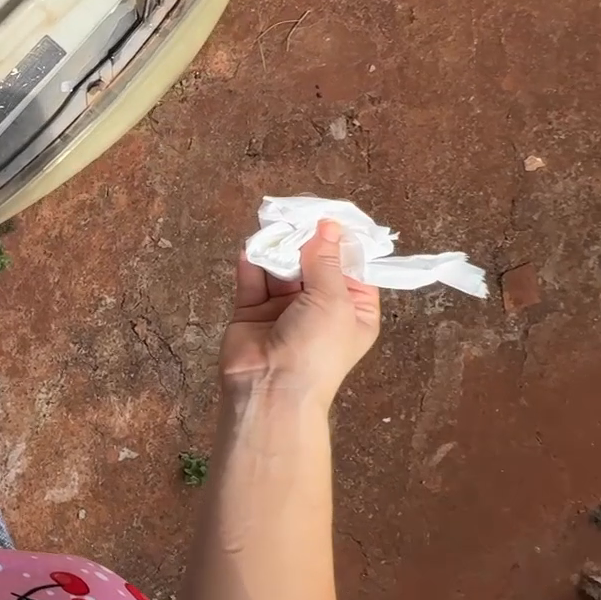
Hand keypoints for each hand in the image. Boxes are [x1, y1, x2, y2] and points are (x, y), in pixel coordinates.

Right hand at [223, 220, 381, 409]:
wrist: (270, 383)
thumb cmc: (316, 347)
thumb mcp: (332, 302)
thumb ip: (325, 262)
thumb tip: (328, 225)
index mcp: (351, 308)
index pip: (350, 267)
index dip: (340, 243)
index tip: (328, 216)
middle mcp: (319, 306)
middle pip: (312, 264)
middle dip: (303, 243)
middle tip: (293, 216)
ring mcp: (283, 308)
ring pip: (279, 270)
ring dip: (275, 251)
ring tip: (269, 227)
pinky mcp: (250, 309)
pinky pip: (251, 281)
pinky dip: (250, 265)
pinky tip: (249, 248)